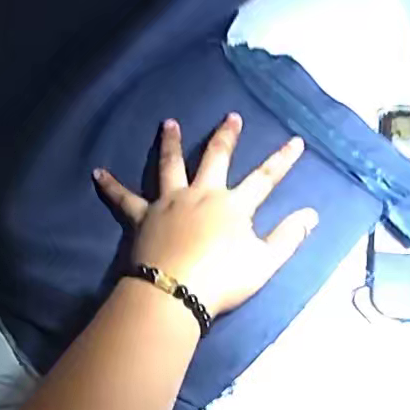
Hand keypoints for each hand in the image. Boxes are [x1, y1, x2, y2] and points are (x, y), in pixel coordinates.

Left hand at [93, 113, 317, 317]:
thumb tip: (312, 215)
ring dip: (172, 144)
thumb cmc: (224, 280)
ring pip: (170, 166)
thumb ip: (288, 237)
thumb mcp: (265, 262)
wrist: (175, 292)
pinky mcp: (142, 217)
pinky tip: (97, 173)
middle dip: (226, 137)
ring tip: (169, 124)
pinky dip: (111, 186)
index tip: (296, 141)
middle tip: (231, 117)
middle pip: (215, 158)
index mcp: (233, 206)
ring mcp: (169, 203)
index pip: (265, 178)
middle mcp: (202, 194)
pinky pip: (125, 198)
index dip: (282, 160)